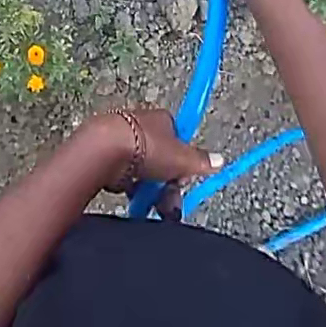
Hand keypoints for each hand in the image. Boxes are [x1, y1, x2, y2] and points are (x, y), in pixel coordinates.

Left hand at [82, 109, 222, 219]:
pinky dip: (133, 191)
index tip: (182, 181)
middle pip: (164, 161)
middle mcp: (145, 127)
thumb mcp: (181, 158)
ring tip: (149, 206)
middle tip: (167, 204)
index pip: (180, 142)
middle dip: (168, 186)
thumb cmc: (145, 147)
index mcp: (162, 120)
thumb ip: (200, 162)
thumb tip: (220, 160)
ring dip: (151, 193)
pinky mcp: (112, 156)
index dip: (183, 164)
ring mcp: (127, 141)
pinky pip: (129, 178)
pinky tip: (134, 202)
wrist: (105, 148)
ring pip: (146, 173)